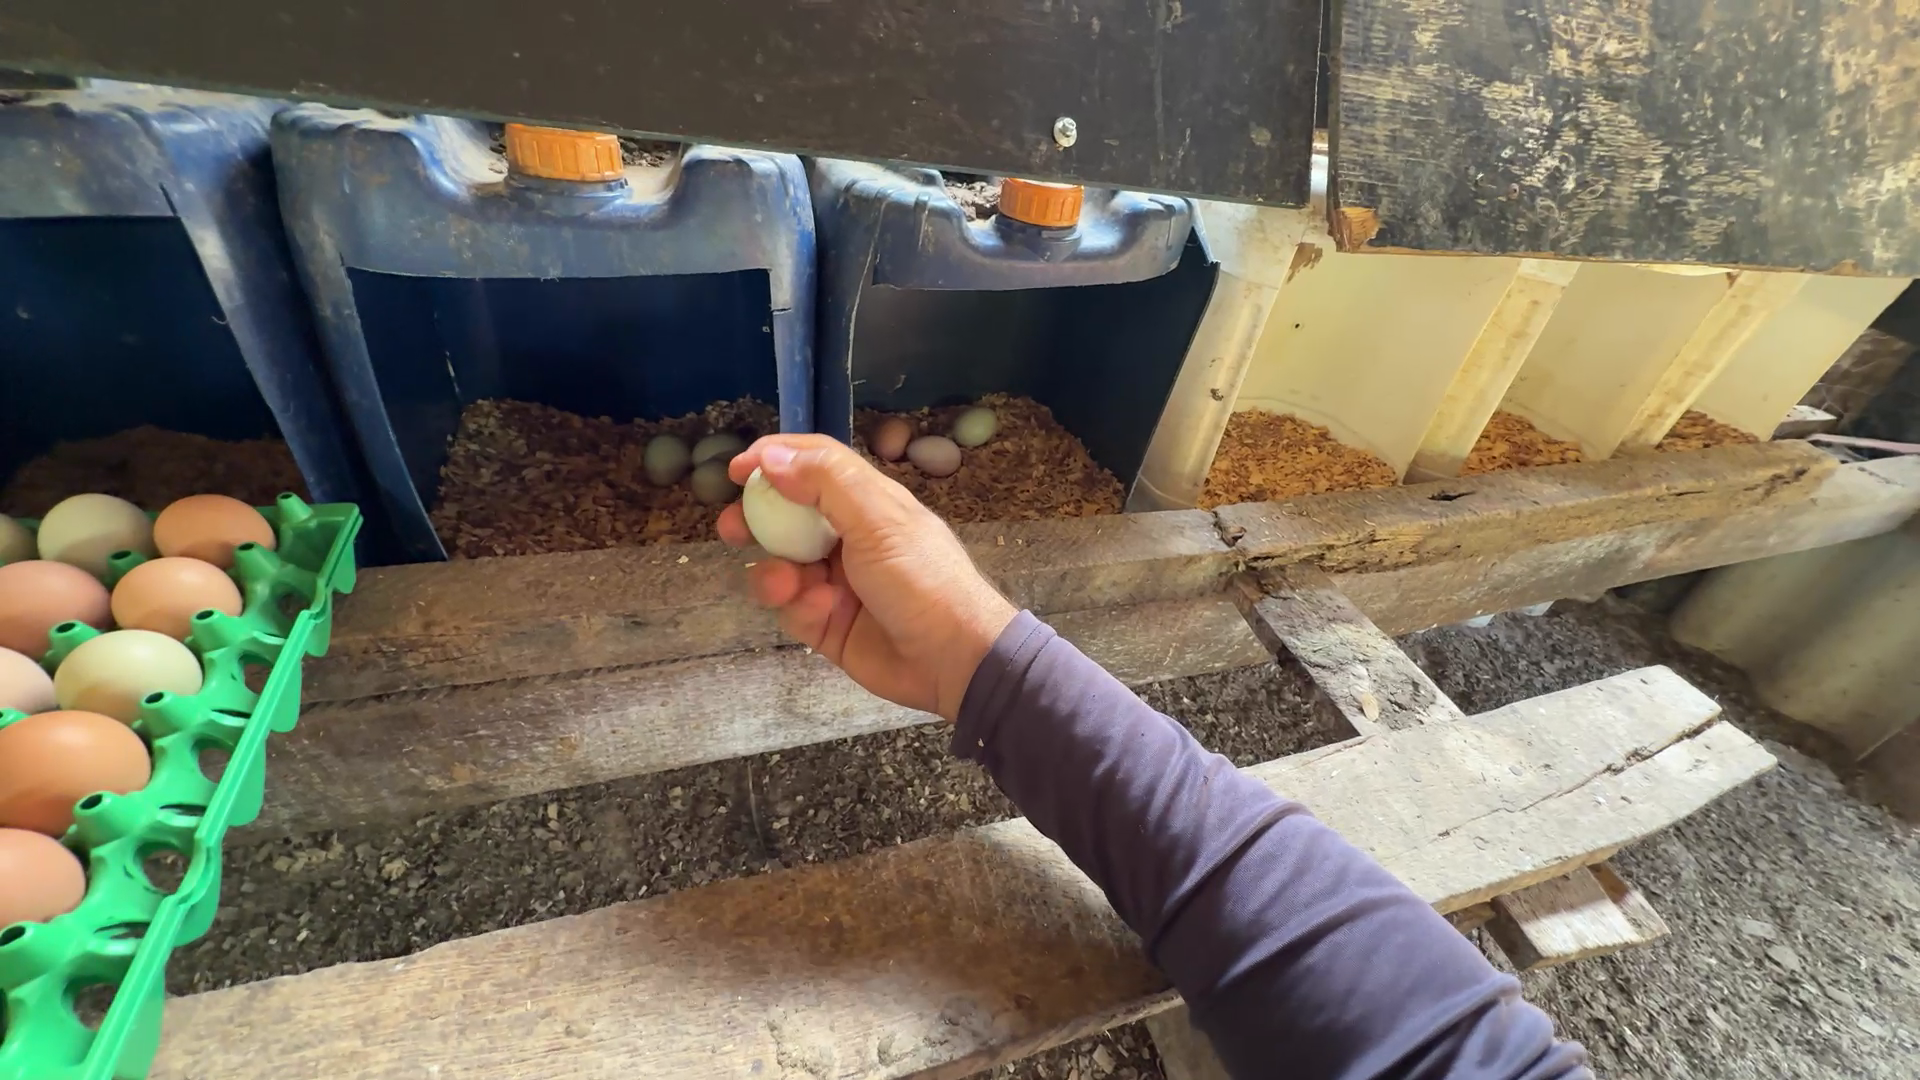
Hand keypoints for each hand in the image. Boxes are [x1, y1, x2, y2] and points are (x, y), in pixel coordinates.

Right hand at [717, 434, 1016, 721]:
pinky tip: (823, 611)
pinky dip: (800, 608)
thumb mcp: (878, 519)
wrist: (953, 658)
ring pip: (781, 567)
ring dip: (775, 573)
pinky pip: (792, 610)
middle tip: (732, 529)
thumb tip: (771, 455)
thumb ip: (826, 482)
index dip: (775, 460)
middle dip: (757, 522)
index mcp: (866, 504)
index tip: (736, 469)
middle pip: (787, 518)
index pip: (814, 466)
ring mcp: (836, 583)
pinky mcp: (827, 626)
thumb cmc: (921, 577)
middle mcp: (848, 539)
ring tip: (785, 584)